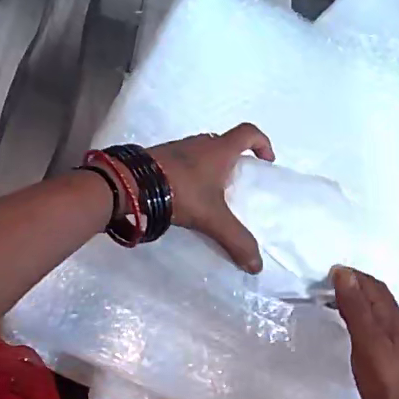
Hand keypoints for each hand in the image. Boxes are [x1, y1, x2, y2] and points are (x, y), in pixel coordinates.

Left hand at [149, 123, 274, 272]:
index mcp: (219, 150)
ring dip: (209, 167)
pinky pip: (182, 162)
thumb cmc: (181, 192)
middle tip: (235, 183)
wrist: (132, 184)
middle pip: (224, 143)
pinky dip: (189, 174)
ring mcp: (176, 148)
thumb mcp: (213, 218)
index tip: (266, 160)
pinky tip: (184, 195)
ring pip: (201, 153)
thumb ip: (236, 240)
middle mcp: (199, 143)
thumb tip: (257, 266)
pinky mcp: (158, 158)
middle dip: (233, 160)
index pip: (248, 132)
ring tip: (210, 194)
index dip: (262, 142)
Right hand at [332, 266, 398, 398]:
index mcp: (395, 318)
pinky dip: (358, 315)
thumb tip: (342, 272)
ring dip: (356, 300)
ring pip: (375, 310)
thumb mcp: (366, 339)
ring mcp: (395, 341)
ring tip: (334, 299)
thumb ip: (355, 307)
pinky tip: (348, 324)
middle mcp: (398, 325)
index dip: (354, 275)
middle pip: (377, 296)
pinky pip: (373, 324)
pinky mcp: (388, 355)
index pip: (374, 286)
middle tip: (328, 283)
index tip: (329, 272)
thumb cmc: (382, 377)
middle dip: (355, 284)